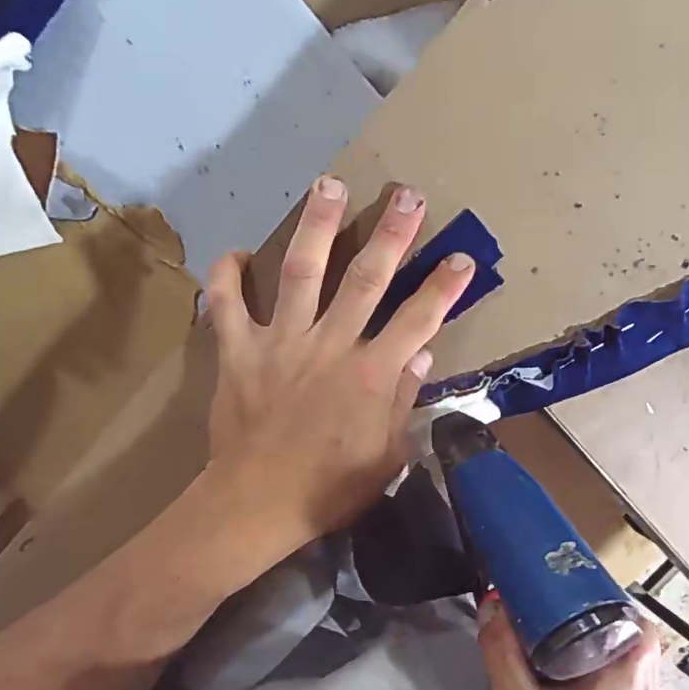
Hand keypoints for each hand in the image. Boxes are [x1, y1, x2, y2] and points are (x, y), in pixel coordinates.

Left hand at [203, 175, 473, 548]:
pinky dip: (226, 277)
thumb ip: (402, 402)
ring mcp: (280, 343)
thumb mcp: (385, 456)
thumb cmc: (328, 488)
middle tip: (407, 194)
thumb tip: (418, 354)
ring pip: (301, 273)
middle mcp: (329, 345)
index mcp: (371, 374)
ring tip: (329, 185)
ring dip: (317, 227)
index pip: (418, 320)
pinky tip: (234, 252)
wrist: (257, 504)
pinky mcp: (238, 351)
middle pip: (366, 279)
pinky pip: (226, 305)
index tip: (462, 258)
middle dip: (392, 234)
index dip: (444, 288)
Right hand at [477, 597, 666, 689]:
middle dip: (542, 604)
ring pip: (585, 617)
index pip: (578, 584)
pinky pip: (593, 636)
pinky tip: (542, 655)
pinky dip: (567, 640)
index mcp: (629, 639)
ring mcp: (640, 655)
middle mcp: (641, 639)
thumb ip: (502, 659)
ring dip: (553, 623)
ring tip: (521, 634)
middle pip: (580, 599)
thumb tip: (490, 606)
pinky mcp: (633, 671)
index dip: (540, 583)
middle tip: (510, 616)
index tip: (511, 587)